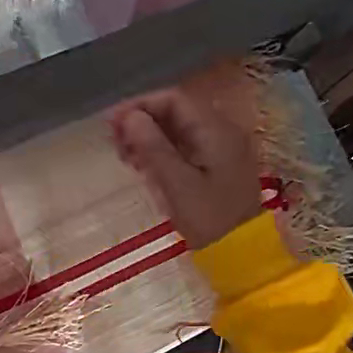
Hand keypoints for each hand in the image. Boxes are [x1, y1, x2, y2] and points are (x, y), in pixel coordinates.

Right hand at [111, 89, 263, 249]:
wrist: (241, 252)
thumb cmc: (210, 219)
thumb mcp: (177, 184)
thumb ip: (153, 148)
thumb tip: (128, 117)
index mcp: (215, 130)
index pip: (174, 100)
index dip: (140, 105)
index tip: (111, 123)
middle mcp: (220, 132)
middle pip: (176, 112)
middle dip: (142, 121)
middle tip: (113, 141)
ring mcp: (220, 150)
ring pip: (178, 131)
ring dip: (149, 138)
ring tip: (123, 156)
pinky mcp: (215, 169)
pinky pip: (185, 149)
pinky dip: (161, 152)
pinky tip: (143, 166)